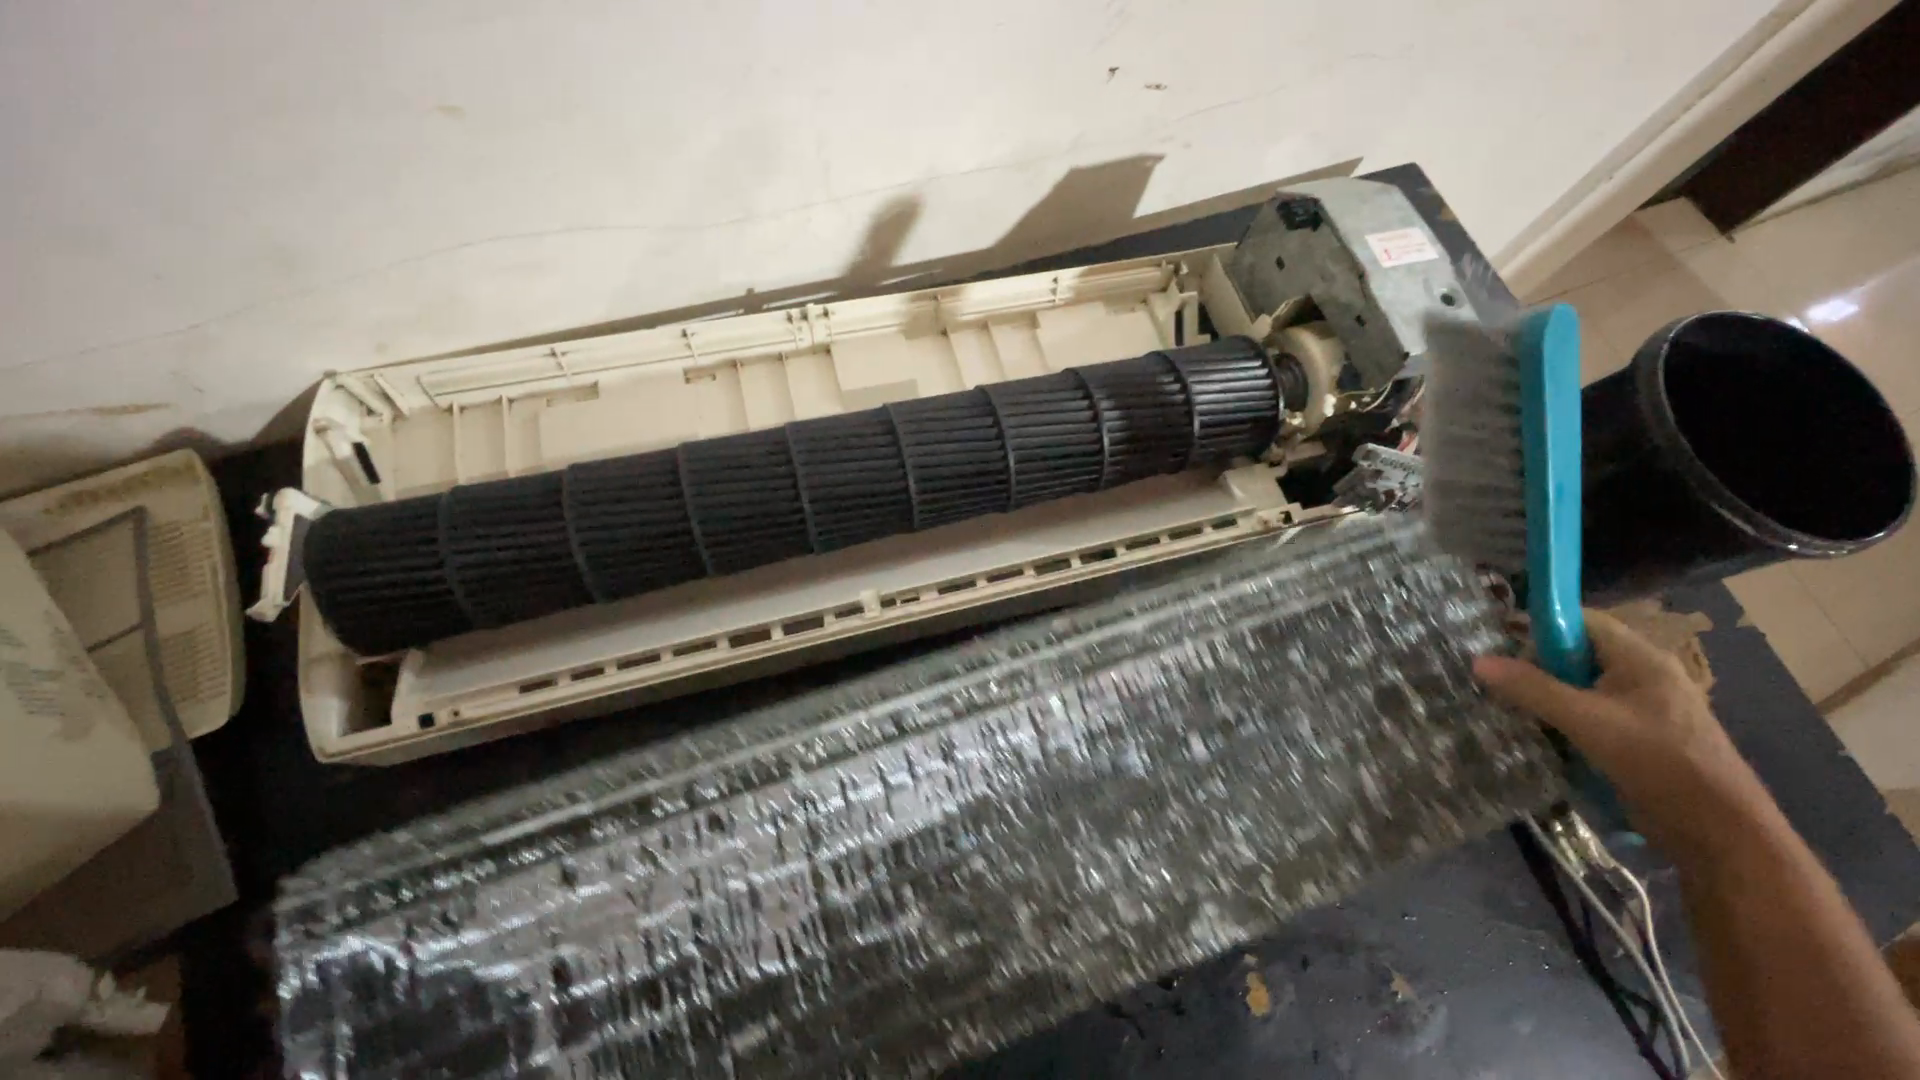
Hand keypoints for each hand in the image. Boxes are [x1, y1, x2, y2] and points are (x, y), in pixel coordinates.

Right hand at [1474, 608, 1766, 856]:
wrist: (1720, 833)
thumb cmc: (1659, 763)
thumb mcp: (1588, 722)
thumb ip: (1532, 689)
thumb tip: (1478, 661)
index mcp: (1641, 659)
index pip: (1582, 622)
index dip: (1540, 625)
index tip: (1496, 640)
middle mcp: (1644, 676)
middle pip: (1578, 655)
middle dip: (1536, 664)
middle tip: (1496, 681)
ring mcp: (1643, 709)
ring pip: (1581, 688)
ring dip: (1545, 696)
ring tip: (1507, 707)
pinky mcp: (1638, 739)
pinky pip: (1590, 715)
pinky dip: (1562, 720)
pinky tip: (1537, 735)